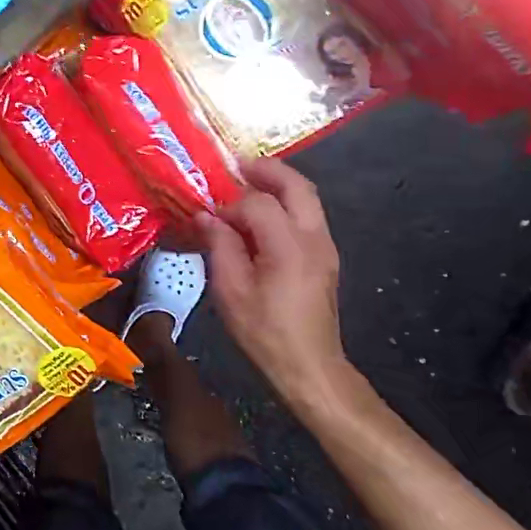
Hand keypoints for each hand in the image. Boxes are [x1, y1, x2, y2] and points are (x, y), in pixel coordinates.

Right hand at [199, 160, 353, 406]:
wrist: (308, 364)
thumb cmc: (263, 331)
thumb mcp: (230, 290)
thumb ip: (220, 246)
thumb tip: (206, 216)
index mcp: (289, 247)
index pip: (258, 204)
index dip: (228, 205)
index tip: (205, 217)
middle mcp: (314, 238)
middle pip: (297, 186)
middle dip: (265, 170)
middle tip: (234, 165)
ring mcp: (325, 247)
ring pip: (307, 198)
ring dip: (277, 184)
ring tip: (245, 183)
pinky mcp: (324, 257)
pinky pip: (306, 216)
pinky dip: (283, 204)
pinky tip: (259, 215)